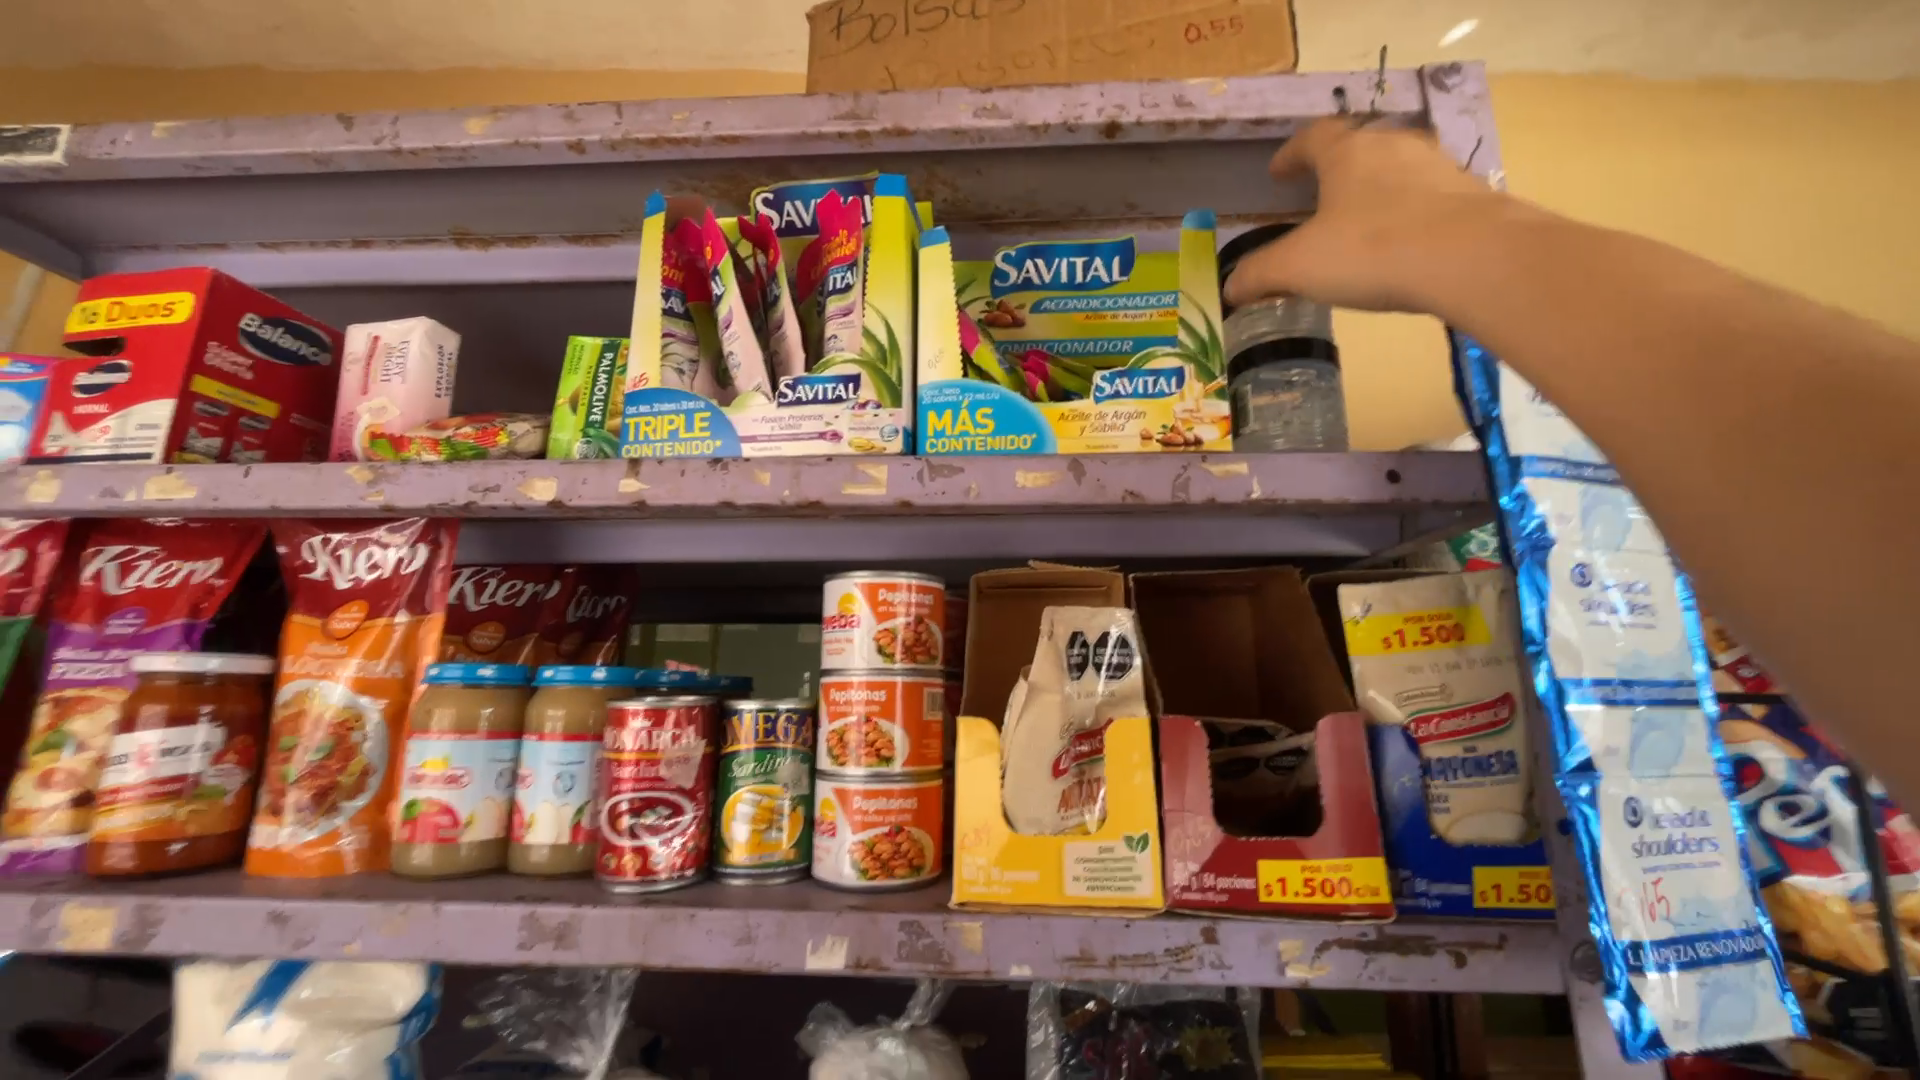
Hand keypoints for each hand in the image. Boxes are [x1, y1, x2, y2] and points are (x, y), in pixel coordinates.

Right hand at [1222, 118, 1519, 314]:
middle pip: (1358, 148)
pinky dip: (1405, 218)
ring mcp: (1437, 169)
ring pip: (1395, 173)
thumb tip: (1231, 287)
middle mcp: (1393, 148)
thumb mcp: (1297, 267)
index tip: (1278, 172)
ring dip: (1373, 194)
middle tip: (1317, 199)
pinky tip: (1399, 249)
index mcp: (1347, 153)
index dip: (1291, 154)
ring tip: (1358, 226)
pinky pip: (1425, 201)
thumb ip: (1259, 275)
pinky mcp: (1469, 197)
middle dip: (1335, 172)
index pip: (1312, 137)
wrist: (1472, 259)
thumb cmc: (1370, 250)